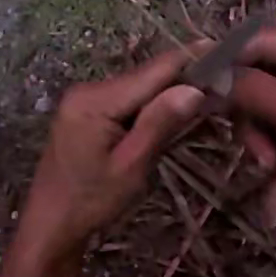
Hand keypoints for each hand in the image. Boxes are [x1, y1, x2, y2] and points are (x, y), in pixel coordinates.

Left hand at [14, 47, 207, 262]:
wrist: (50, 225)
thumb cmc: (90, 202)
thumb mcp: (131, 166)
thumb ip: (160, 124)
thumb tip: (194, 89)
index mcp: (95, 100)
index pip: (152, 71)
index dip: (190, 60)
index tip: (224, 51)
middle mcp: (88, 89)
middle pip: (146, 76)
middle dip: (184, 78)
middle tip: (224, 84)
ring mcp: (85, 99)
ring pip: (139, 88)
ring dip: (170, 93)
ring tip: (208, 97)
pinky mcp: (87, 112)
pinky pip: (127, 101)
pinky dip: (152, 106)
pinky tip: (174, 113)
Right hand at [229, 27, 275, 208]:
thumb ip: (252, 90)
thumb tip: (212, 73)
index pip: (254, 41)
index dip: (225, 67)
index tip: (202, 97)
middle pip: (257, 70)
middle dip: (250, 112)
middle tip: (258, 151)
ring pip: (264, 96)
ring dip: (260, 132)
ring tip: (271, 163)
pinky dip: (274, 137)